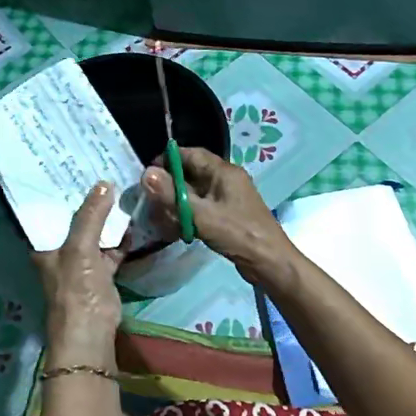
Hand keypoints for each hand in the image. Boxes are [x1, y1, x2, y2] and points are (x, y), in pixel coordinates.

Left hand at [30, 182, 122, 366]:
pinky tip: (134, 222)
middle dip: (89, 202)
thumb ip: (91, 215)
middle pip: (75, 221)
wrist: (91, 330)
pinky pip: (112, 249)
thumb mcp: (80, 246)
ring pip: (96, 233)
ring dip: (107, 219)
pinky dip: (122, 238)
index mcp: (45, 245)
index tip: (77, 169)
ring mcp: (82, 263)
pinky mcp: (102, 273)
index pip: (50, 212)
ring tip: (122, 191)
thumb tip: (104, 184)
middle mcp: (61, 252)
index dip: (61, 192)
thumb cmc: (76, 287)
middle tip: (106, 174)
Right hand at [143, 147, 293, 283]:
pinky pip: (203, 207)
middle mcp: (227, 180)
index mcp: (224, 172)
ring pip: (196, 192)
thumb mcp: (201, 214)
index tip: (147, 175)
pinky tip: (178, 228)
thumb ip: (172, 194)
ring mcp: (229, 198)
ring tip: (161, 216)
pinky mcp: (229, 214)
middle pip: (192, 173)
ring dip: (178, 202)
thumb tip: (146, 173)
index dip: (168, 160)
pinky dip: (189, 214)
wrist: (269, 261)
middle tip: (150, 200)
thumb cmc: (237, 233)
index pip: (191, 154)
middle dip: (170, 185)